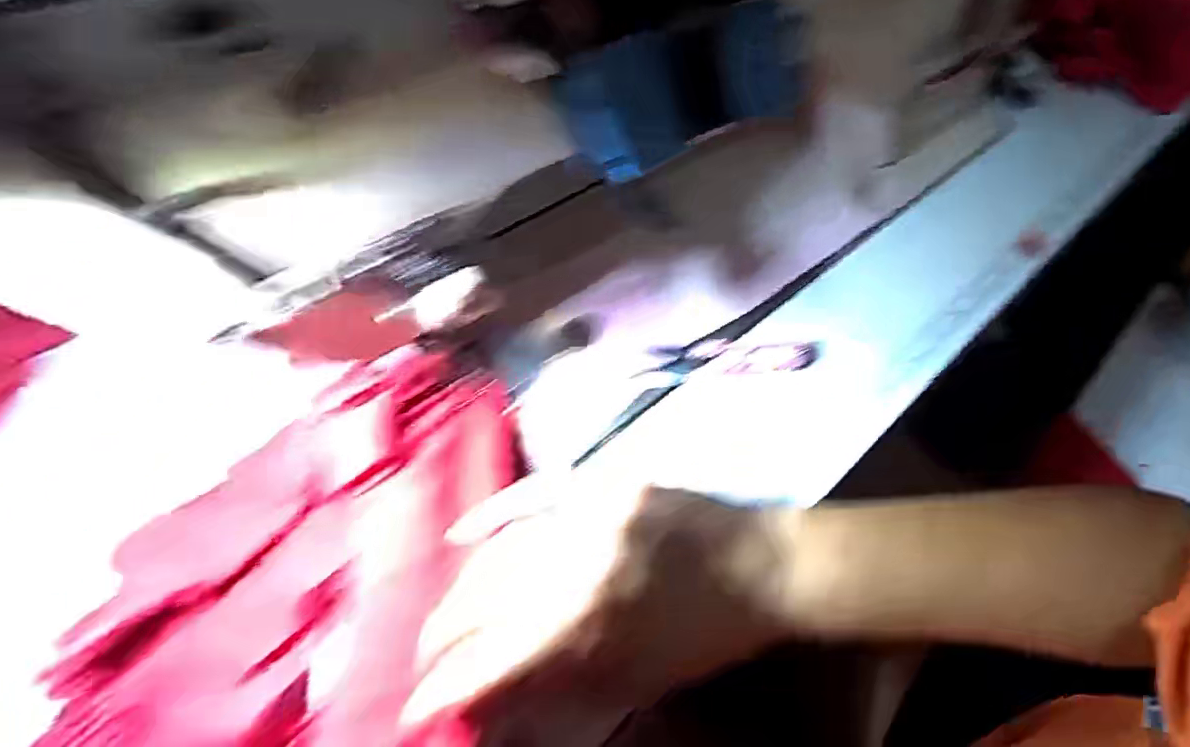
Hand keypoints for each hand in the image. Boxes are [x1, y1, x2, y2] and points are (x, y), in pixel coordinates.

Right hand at [405, 480, 792, 729]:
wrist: (767, 564)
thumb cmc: (705, 635)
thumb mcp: (630, 679)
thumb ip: (554, 683)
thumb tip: (487, 695)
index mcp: (582, 616)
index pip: (484, 659)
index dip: (442, 691)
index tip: (421, 708)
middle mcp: (578, 555)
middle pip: (481, 597)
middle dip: (443, 638)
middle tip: (432, 662)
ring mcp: (598, 509)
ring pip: (505, 545)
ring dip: (468, 584)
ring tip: (453, 614)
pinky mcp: (617, 482)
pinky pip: (546, 492)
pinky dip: (502, 512)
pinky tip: (468, 531)